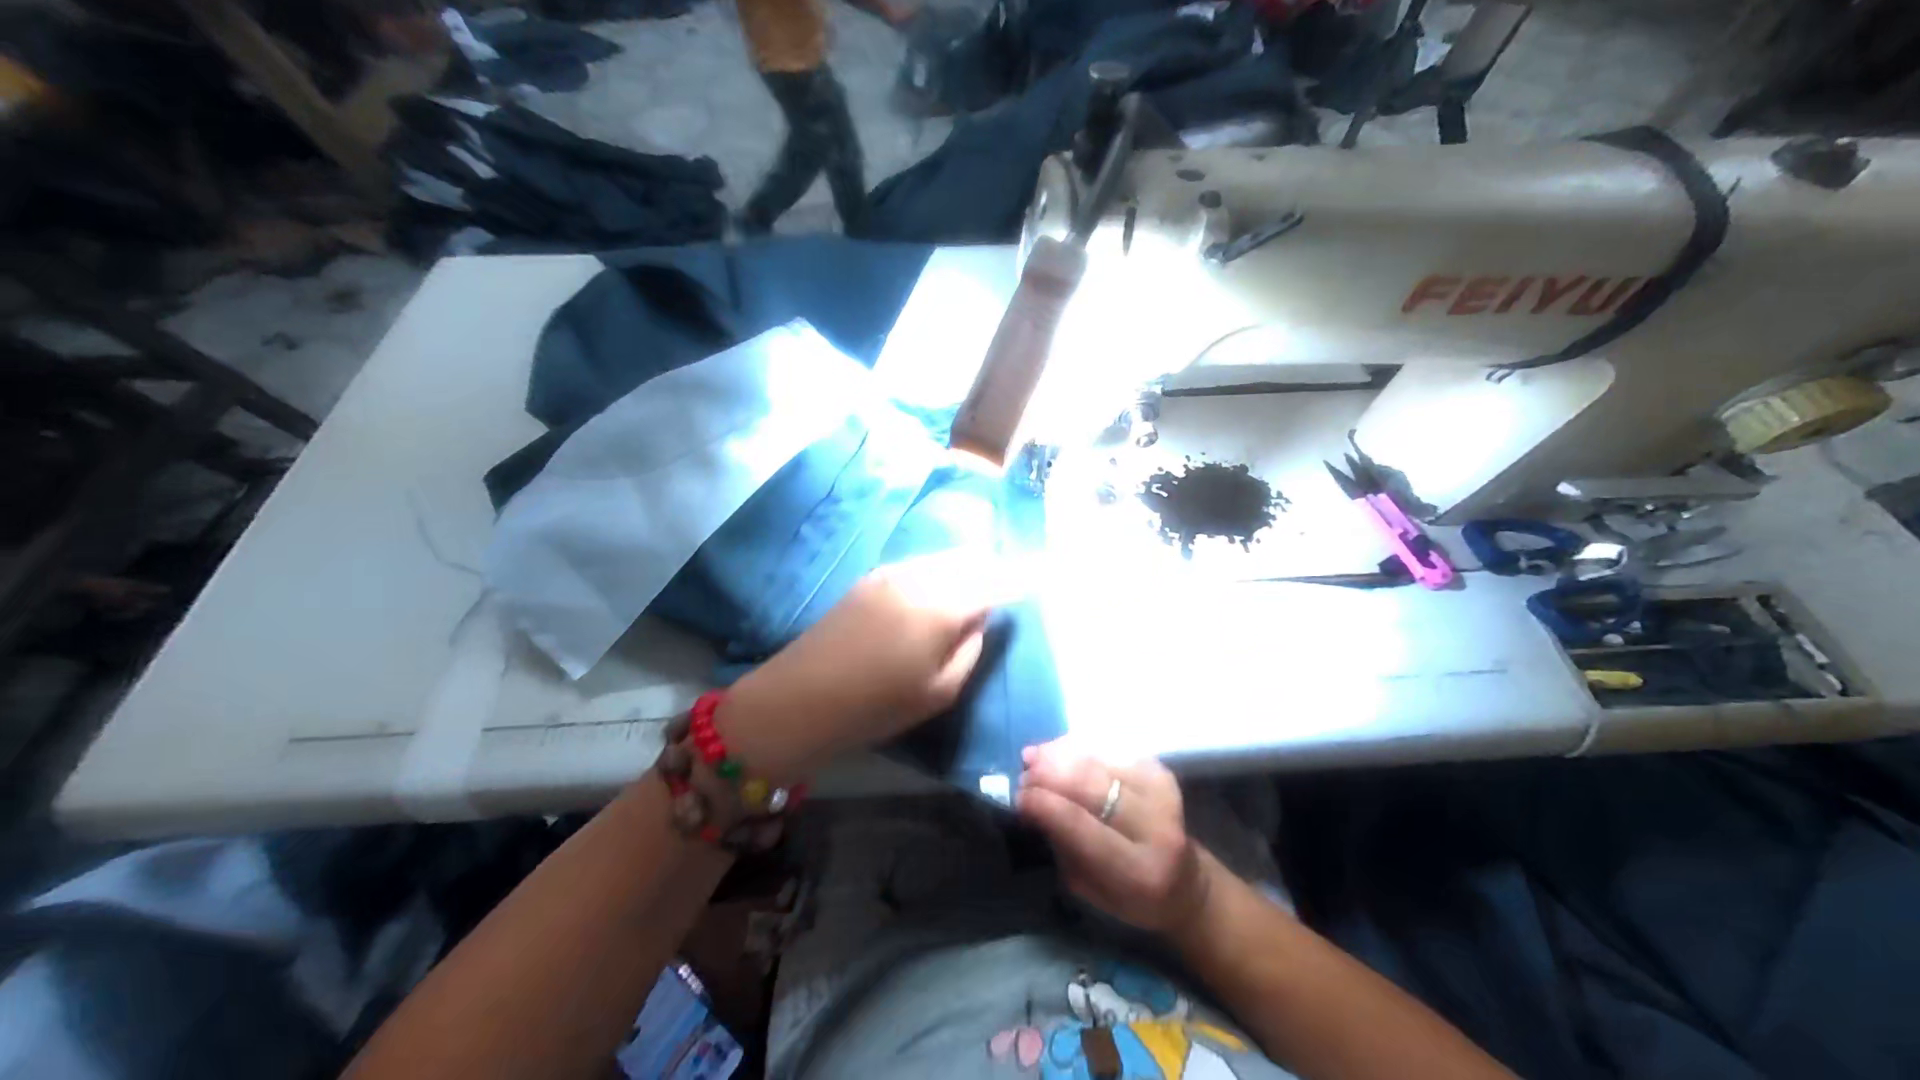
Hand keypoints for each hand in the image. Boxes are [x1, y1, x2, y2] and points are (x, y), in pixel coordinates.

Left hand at [717, 551, 1010, 779]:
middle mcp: (921, 576)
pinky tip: (941, 586)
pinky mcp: (870, 578)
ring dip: (967, 565)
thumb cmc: (877, 705)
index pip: (996, 581)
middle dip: (995, 566)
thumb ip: (972, 648)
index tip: (1040, 576)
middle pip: (971, 558)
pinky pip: (920, 563)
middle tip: (1010, 581)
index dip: (1021, 578)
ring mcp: (892, 572)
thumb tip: (981, 617)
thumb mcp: (941, 691)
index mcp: (943, 604)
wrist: (800, 698)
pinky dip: (941, 569)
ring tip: (981, 582)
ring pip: (944, 557)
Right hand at [1017, 740, 1211, 933]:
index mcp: (1137, 870)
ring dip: (1062, 753)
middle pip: (1092, 785)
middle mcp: (1156, 827)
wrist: (1184, 884)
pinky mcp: (1162, 773)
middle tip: (1024, 773)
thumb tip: (1029, 803)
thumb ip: (1062, 845)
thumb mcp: (1087, 887)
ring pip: (1102, 760)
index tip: (1018, 795)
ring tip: (1035, 757)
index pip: (1082, 826)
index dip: (1045, 804)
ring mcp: (1163, 794)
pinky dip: (1082, 745)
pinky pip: (1114, 749)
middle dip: (1050, 774)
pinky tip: (1060, 749)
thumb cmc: (1128, 896)